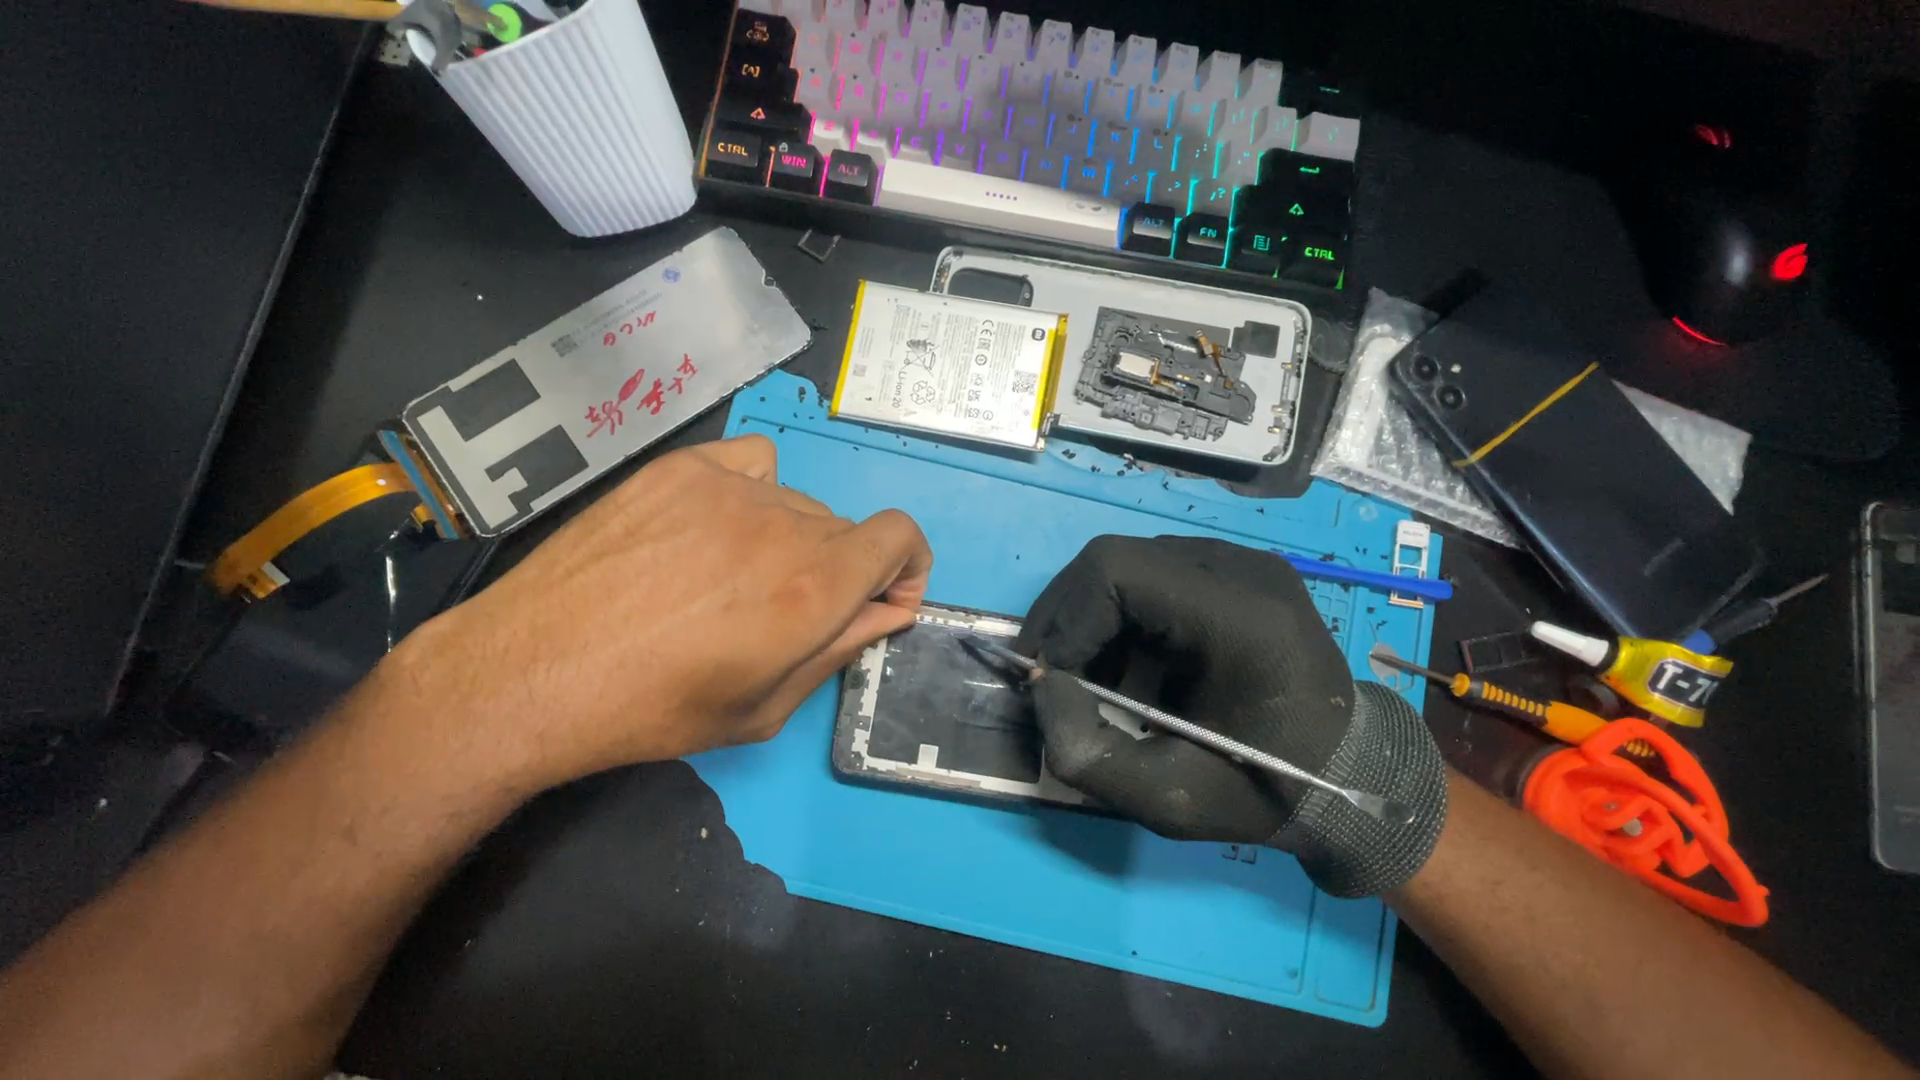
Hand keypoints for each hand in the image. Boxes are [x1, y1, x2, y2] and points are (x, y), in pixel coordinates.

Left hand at [377, 435, 931, 791]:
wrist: (532, 671)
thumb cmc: (654, 710)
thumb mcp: (765, 708)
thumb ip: (840, 650)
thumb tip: (890, 611)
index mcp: (814, 589)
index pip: (901, 536)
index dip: (907, 567)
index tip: (882, 599)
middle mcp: (784, 525)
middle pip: (847, 529)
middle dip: (840, 571)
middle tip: (785, 613)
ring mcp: (729, 487)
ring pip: (798, 503)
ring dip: (792, 539)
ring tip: (730, 576)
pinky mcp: (680, 467)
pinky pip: (752, 463)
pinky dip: (754, 491)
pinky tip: (712, 526)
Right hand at [1014, 535, 1446, 896]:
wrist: (1350, 775)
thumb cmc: (1267, 790)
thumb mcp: (1169, 801)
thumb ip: (1087, 754)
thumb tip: (1039, 686)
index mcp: (1241, 618)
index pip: (1116, 571)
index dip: (1065, 619)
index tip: (1049, 678)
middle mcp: (1241, 569)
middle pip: (1114, 560)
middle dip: (1066, 619)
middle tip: (1048, 677)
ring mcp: (1242, 563)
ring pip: (1127, 564)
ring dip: (1088, 619)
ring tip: (1085, 677)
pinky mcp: (1236, 572)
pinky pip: (1152, 575)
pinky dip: (1118, 617)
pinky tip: (1124, 664)